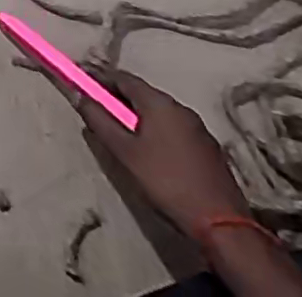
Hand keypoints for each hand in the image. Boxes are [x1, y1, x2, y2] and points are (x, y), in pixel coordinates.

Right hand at [78, 68, 248, 236]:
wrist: (222, 225)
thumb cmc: (165, 182)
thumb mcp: (124, 152)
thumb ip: (99, 120)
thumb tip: (79, 96)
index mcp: (159, 103)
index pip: (123, 78)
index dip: (100, 79)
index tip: (82, 85)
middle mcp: (181, 108)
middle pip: (142, 93)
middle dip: (118, 99)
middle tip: (99, 112)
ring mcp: (198, 128)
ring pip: (159, 112)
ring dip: (138, 116)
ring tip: (122, 136)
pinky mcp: (209, 148)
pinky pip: (174, 128)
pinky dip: (157, 131)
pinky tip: (151, 152)